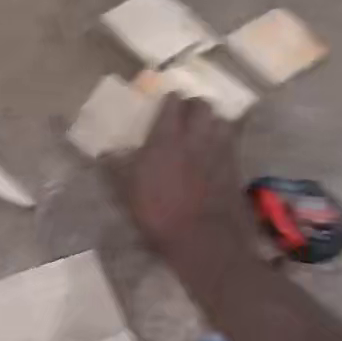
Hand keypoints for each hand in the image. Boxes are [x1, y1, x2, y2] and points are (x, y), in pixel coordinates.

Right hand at [107, 95, 249, 263]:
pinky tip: (218, 153)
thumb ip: (117, 167)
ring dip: (213, 121)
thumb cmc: (160, 213)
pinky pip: (233, 142)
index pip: (173, 102)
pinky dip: (225, 141)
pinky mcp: (236, 166)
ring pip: (221, 120)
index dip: (169, 100)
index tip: (165, 105)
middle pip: (202, 105)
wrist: (204, 240)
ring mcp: (220, 149)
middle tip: (186, 116)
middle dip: (194, 106)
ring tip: (205, 132)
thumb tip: (105, 153)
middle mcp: (196, 136)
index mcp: (167, 136)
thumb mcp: (129, 191)